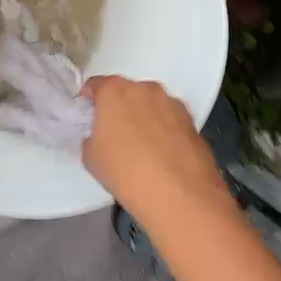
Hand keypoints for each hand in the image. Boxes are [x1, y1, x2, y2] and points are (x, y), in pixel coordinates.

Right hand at [80, 75, 226, 214]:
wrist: (179, 195)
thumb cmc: (125, 171)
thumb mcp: (91, 157)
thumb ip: (92, 137)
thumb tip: (101, 137)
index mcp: (115, 91)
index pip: (95, 85)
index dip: (89, 101)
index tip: (88, 119)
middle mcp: (145, 89)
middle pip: (126, 92)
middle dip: (119, 108)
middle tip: (114, 135)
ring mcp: (172, 103)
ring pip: (151, 105)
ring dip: (144, 118)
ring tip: (142, 148)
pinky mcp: (192, 121)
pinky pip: (170, 120)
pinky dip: (164, 130)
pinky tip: (162, 155)